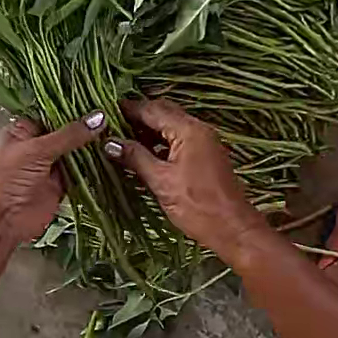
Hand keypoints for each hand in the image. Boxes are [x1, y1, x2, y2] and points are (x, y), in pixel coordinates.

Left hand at [0, 111, 105, 249]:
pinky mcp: (60, 186)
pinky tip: (112, 156)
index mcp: (23, 131)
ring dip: (92, 148)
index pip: (52, 113)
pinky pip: (81, 173)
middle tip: (114, 117)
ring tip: (118, 134)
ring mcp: (50, 166)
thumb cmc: (7, 179)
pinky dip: (94, 168)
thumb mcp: (38, 149)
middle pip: (67, 133)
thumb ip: (70, 134)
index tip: (100, 101)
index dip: (74, 108)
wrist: (1, 220)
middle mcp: (37, 146)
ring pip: (76, 153)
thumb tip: (99, 118)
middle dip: (87, 129)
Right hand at [104, 99, 268, 257]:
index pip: (153, 110)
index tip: (105, 110)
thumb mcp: (161, 181)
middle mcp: (198, 129)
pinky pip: (178, 140)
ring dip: (148, 130)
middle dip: (137, 117)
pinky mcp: (204, 156)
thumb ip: (135, 157)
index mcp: (189, 130)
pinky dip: (159, 143)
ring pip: (170, 127)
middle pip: (163, 113)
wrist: (232, 228)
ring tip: (120, 138)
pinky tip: (141, 153)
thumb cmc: (197, 206)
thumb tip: (109, 142)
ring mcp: (203, 142)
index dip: (128, 109)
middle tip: (110, 123)